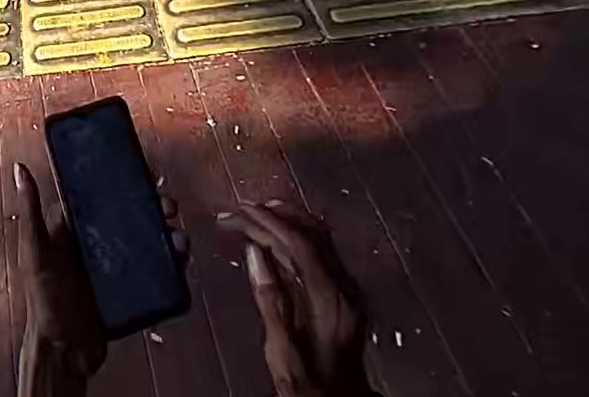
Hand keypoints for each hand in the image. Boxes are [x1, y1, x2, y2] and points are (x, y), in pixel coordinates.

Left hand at [12, 162, 186, 395]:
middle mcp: (97, 239)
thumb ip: (29, 210)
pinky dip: (171, 260)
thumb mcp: (34, 249)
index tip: (145, 173)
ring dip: (166, 232)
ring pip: (147, 238)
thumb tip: (20, 167)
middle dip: (153, 205)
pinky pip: (155, 268)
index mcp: (76, 224)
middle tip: (168, 205)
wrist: (65, 352)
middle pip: (131, 213)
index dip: (124, 181)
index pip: (102, 193)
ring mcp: (116, 263)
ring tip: (179, 237)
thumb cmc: (44, 297)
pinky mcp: (131, 287)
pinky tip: (181, 258)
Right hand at [221, 201, 376, 396]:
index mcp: (330, 301)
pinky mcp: (344, 295)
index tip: (240, 211)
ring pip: (318, 238)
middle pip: (311, 234)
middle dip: (274, 215)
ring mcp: (348, 291)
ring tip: (257, 212)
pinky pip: (320, 250)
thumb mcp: (282, 351)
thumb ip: (269, 300)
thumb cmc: (308, 385)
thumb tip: (253, 251)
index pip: (299, 244)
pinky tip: (277, 236)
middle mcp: (345, 290)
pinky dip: (295, 234)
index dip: (268, 222)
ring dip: (286, 220)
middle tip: (242, 208)